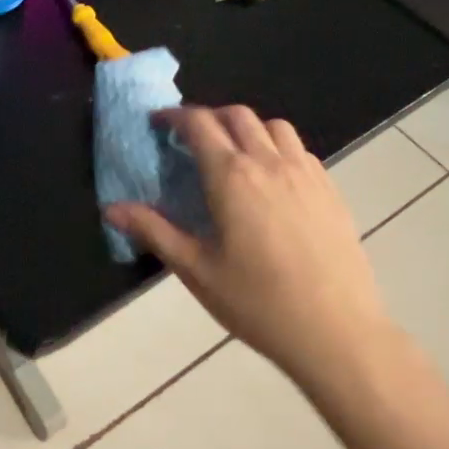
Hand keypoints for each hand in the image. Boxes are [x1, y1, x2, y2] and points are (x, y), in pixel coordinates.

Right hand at [107, 106, 387, 374]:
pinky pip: (301, 150)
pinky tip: (274, 180)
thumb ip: (154, 231)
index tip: (159, 123)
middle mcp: (269, 162)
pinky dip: (279, 148)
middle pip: (237, 115)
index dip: (175, 116)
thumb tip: (110, 209)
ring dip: (248, 128)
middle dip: (210, 117)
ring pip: (274, 126)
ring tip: (235, 153)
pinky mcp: (331, 191)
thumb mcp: (197, 270)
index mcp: (231, 176)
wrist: (338, 332)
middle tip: (192, 139)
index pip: (199, 123)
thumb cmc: (259, 303)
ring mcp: (306, 173)